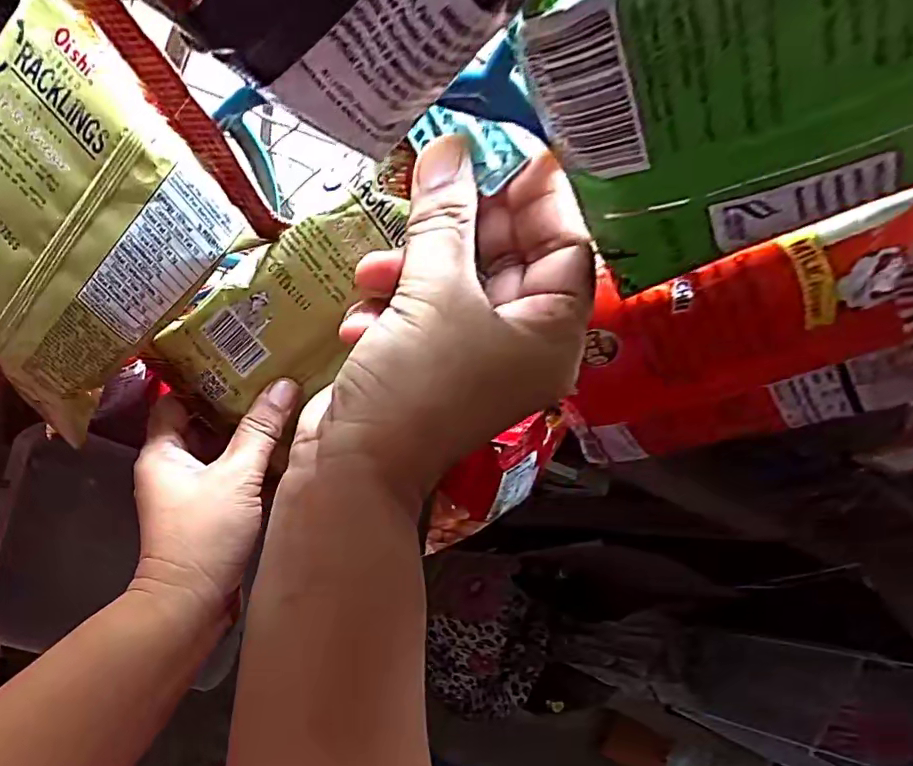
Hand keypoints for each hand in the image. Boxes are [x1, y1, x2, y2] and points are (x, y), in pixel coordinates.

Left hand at [131, 380, 300, 622]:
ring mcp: (186, 491)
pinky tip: (282, 449)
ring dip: (244, 435)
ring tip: (284, 403)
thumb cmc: (204, 534)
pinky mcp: (205, 512)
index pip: (172, 399)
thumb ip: (259, 431)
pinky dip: (248, 465)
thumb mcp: (235, 477)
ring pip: (216, 452)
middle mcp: (167, 467)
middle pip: (199, 423)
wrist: (190, 601)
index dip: (199, 377)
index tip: (233, 355)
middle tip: (271, 375)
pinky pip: (226, 477)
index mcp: (160, 452)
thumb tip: (283, 384)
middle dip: (232, 403)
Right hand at [293, 135, 594, 512]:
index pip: (564, 246)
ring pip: (445, 294)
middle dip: (454, 236)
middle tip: (428, 198)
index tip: (505, 156)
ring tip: (370, 270)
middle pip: (499, 266)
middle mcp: (513, 348)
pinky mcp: (416, 374)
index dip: (537, 198)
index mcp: (549, 334)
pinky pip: (411, 325)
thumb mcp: (432, 297)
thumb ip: (443, 222)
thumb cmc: (410, 388)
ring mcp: (461, 364)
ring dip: (406, 275)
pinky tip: (358, 319)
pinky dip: (385, 314)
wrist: (349, 467)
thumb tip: (448, 151)